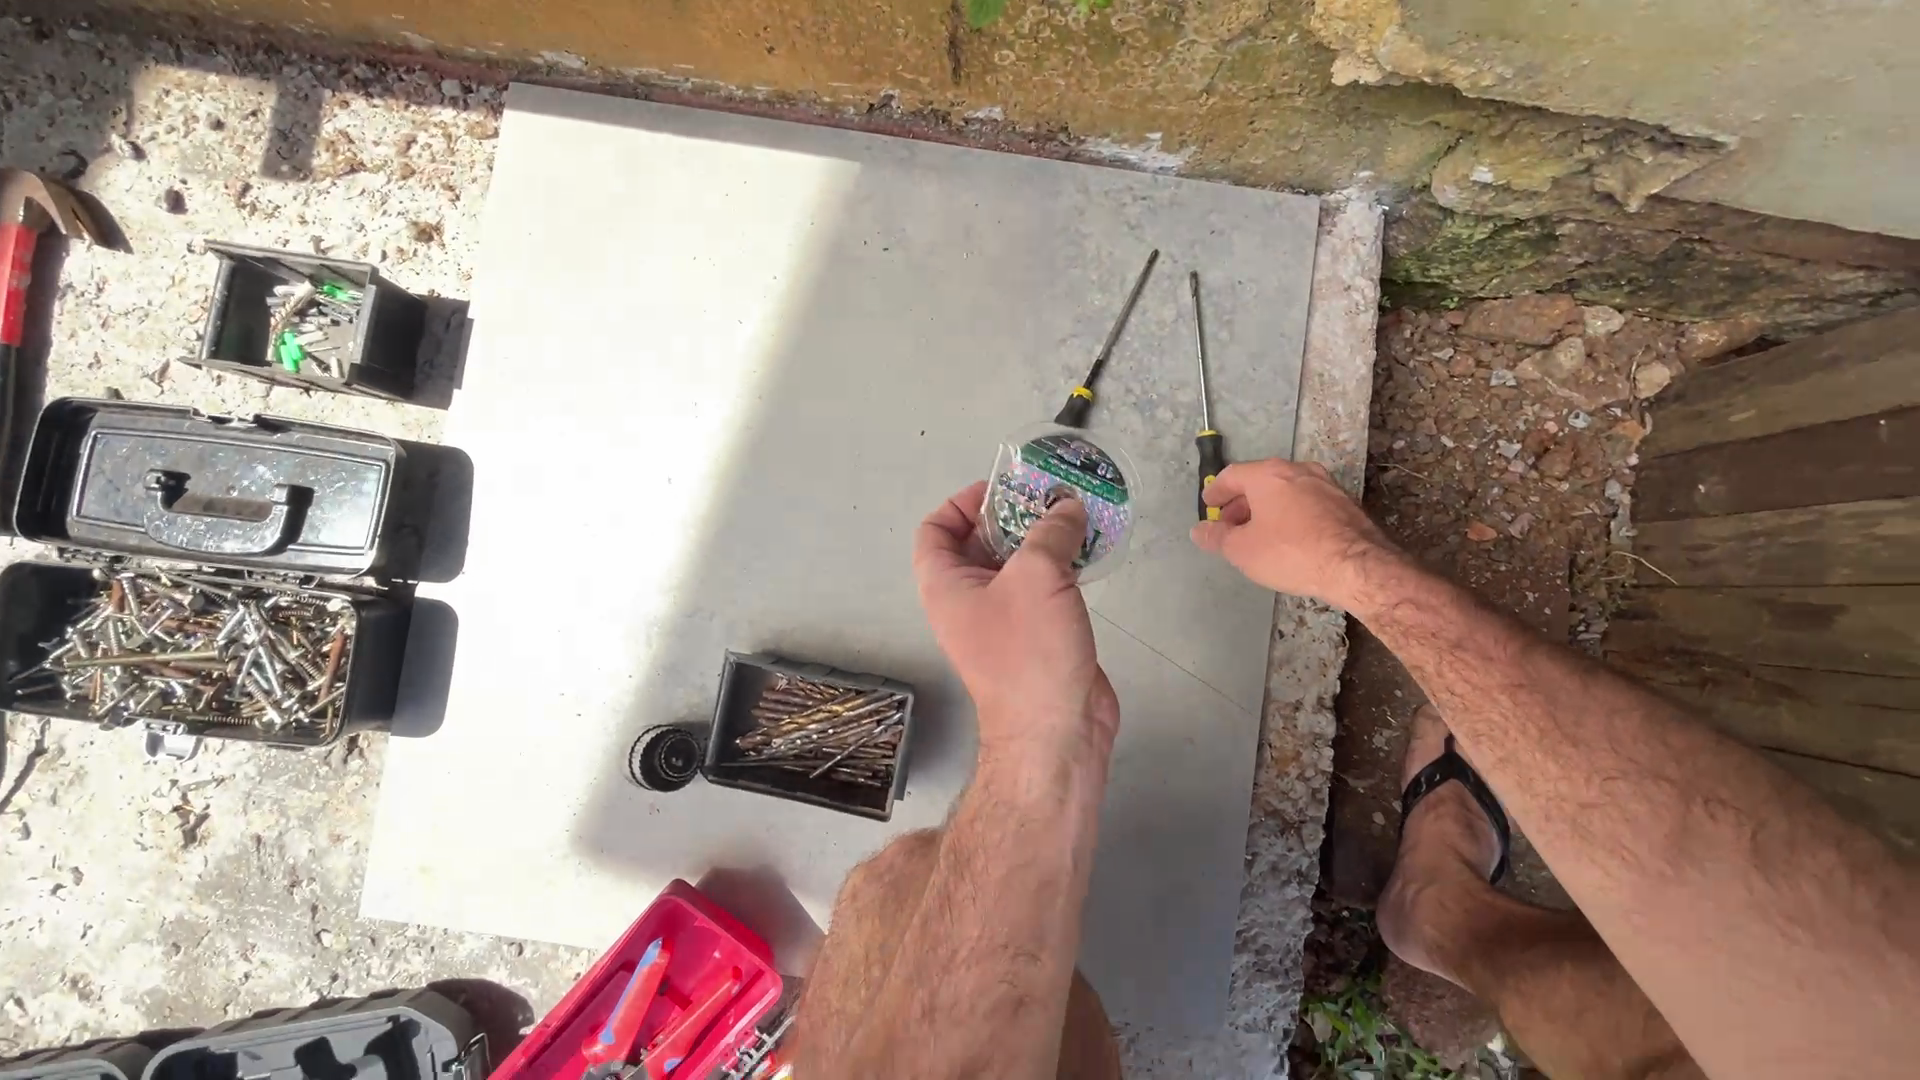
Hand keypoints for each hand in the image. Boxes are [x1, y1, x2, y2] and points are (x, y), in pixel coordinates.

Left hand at [913, 481, 1119, 767]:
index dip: (960, 504)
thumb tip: (1066, 506)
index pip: (934, 531)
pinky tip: (1088, 550)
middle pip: (978, 544)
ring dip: (1041, 539)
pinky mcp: (1037, 634)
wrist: (1056, 731)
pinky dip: (1060, 566)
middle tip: (1049, 495)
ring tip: (1075, 514)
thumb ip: (1050, 531)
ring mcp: (1003, 620)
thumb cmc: (1030, 651)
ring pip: (1015, 566)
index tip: (1000, 489)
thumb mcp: (1037, 576)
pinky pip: (1042, 588)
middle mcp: (968, 600)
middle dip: (1012, 515)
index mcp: (946, 586)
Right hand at [1189, 459, 1402, 609]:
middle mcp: (1298, 471)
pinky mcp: (1345, 504)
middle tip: (1230, 524)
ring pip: (1286, 491)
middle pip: (1260, 481)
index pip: (1232, 475)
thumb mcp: (1241, 550)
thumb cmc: (1290, 552)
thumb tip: (1199, 530)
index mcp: (1268, 475)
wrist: (1356, 567)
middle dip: (1241, 502)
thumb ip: (1216, 537)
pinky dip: (1291, 514)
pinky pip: (1307, 503)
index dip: (1216, 491)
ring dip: (1267, 508)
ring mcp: (1326, 485)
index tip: (1209, 505)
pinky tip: (1289, 538)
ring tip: (1258, 533)